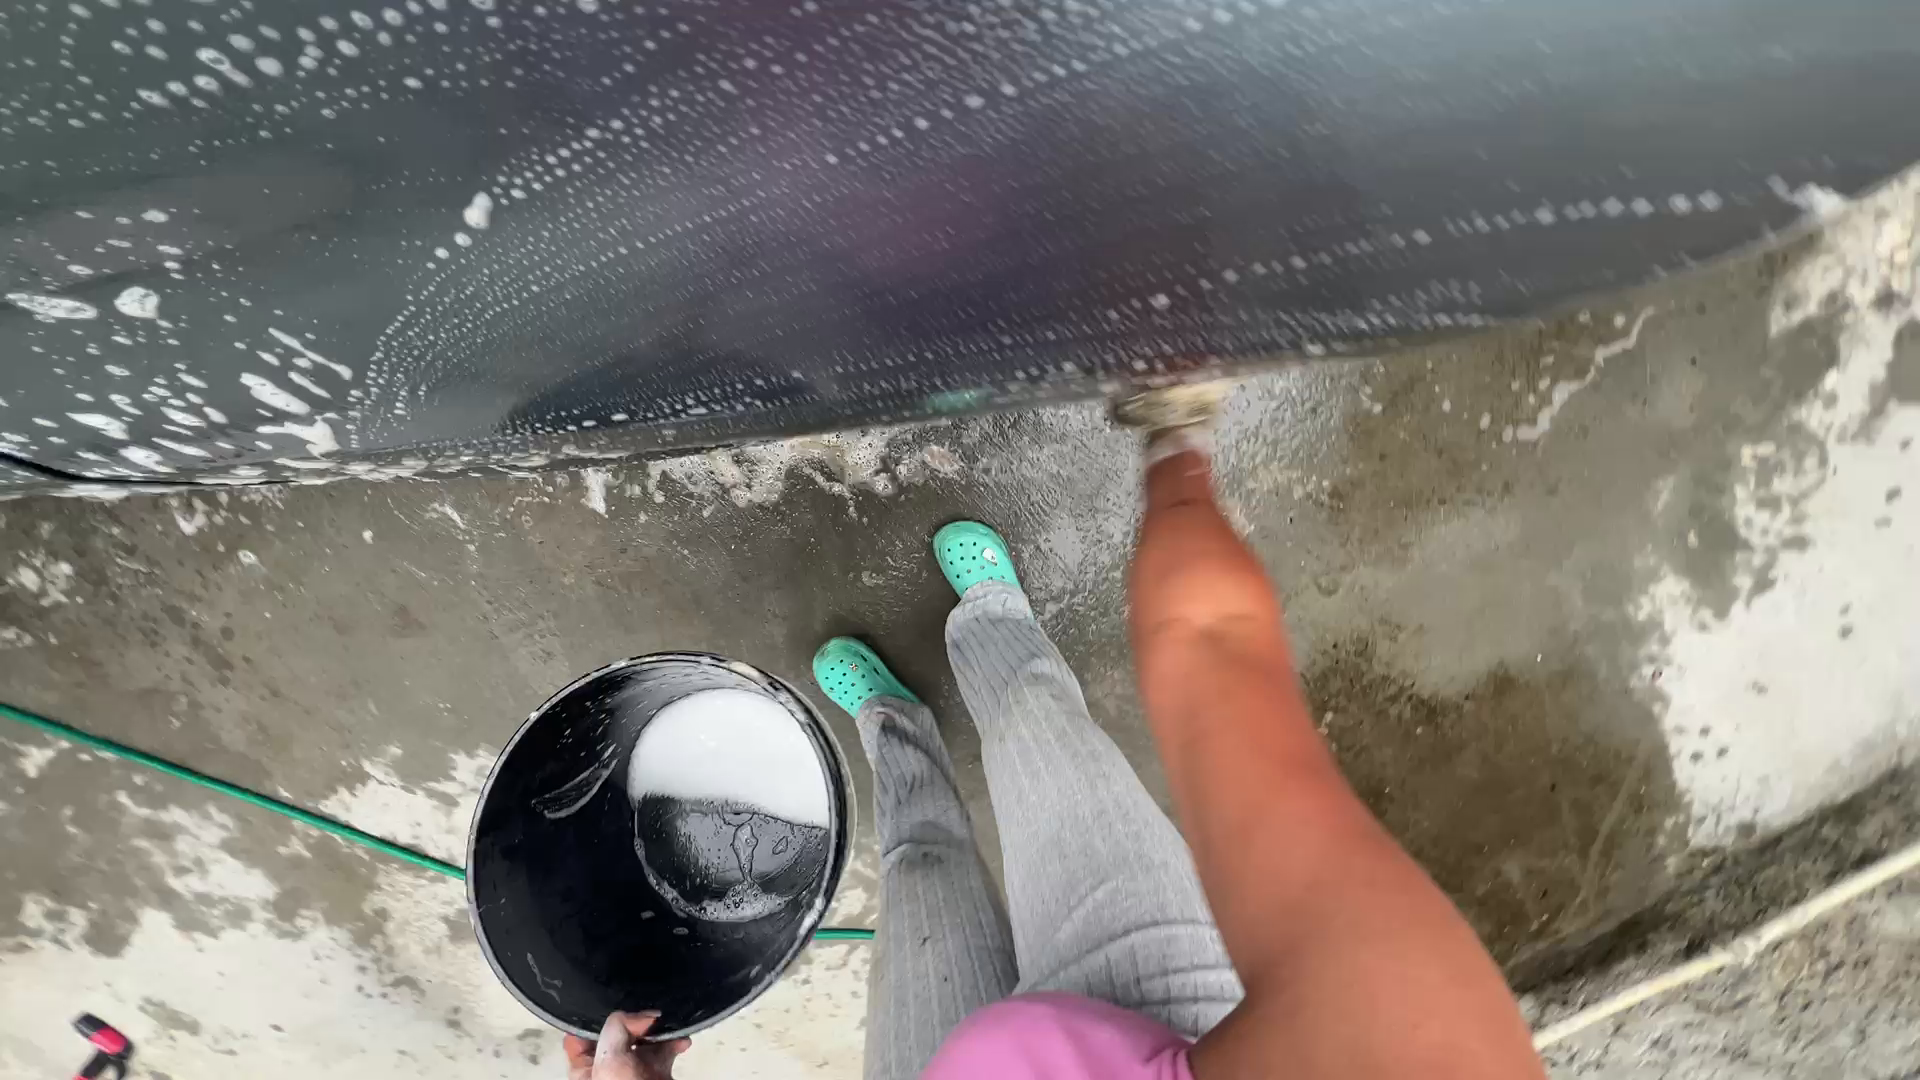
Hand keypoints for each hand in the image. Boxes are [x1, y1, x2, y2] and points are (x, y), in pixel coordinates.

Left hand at [563, 1011, 690, 1079]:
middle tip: (650, 1019)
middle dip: (636, 1018)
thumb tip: (644, 1015)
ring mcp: (631, 1073)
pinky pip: (664, 1049)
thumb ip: (617, 1028)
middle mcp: (606, 1070)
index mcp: (585, 1071)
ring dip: (660, 1029)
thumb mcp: (611, 1062)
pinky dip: (675, 1041)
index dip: (596, 1017)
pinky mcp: (654, 1074)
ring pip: (643, 1037)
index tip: (619, 1004)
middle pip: (616, 1031)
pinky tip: (683, 1042)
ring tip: (670, 1027)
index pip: (580, 1035)